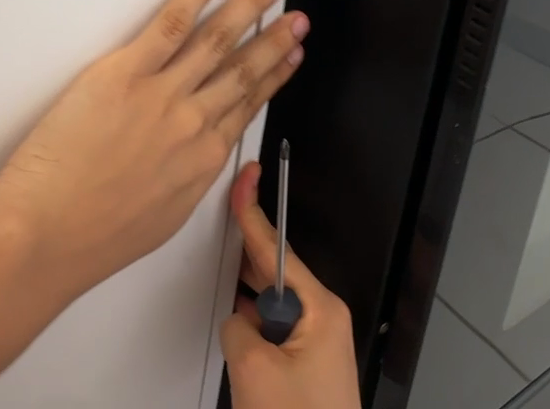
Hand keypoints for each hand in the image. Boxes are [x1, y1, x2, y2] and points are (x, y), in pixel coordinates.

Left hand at [0, 0, 308, 296]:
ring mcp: (163, 94)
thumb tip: (194, 156)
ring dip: (251, 4)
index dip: (274, 75)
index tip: (292, 55)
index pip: (248, 104)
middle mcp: (193, 122)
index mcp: (202, 160)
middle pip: (244, 69)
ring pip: (218, 39)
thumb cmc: (92, 237)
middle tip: (298, 14)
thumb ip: (185, 179)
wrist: (46, 236)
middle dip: (277, 38)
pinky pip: (170, 22)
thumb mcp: (160, 217)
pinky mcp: (126, 73)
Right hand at [221, 162, 360, 408]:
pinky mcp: (308, 364)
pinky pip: (277, 329)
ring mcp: (319, 342)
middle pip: (277, 271)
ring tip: (225, 274)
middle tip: (226, 221)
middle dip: (248, 252)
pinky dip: (255, 324)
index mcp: (320, 309)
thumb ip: (236, 327)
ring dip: (248, 296)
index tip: (248, 179)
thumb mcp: (253, 369)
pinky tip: (238, 323)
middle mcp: (325, 318)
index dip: (255, 213)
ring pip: (274, 303)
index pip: (278, 250)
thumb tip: (238, 321)